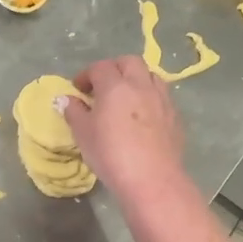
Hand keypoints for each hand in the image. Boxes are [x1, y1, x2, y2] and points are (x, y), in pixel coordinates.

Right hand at [62, 55, 184, 194]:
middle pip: (130, 62)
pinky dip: (149, 97)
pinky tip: (142, 116)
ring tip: (125, 97)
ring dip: (136, 79)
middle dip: (114, 68)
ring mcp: (162, 100)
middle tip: (102, 86)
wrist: (152, 179)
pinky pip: (162, 96)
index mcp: (115, 86)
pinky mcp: (175, 117)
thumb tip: (67, 100)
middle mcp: (141, 86)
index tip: (78, 89)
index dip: (86, 74)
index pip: (100, 67)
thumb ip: (74, 112)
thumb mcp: (82, 133)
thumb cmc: (110, 154)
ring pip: (151, 75)